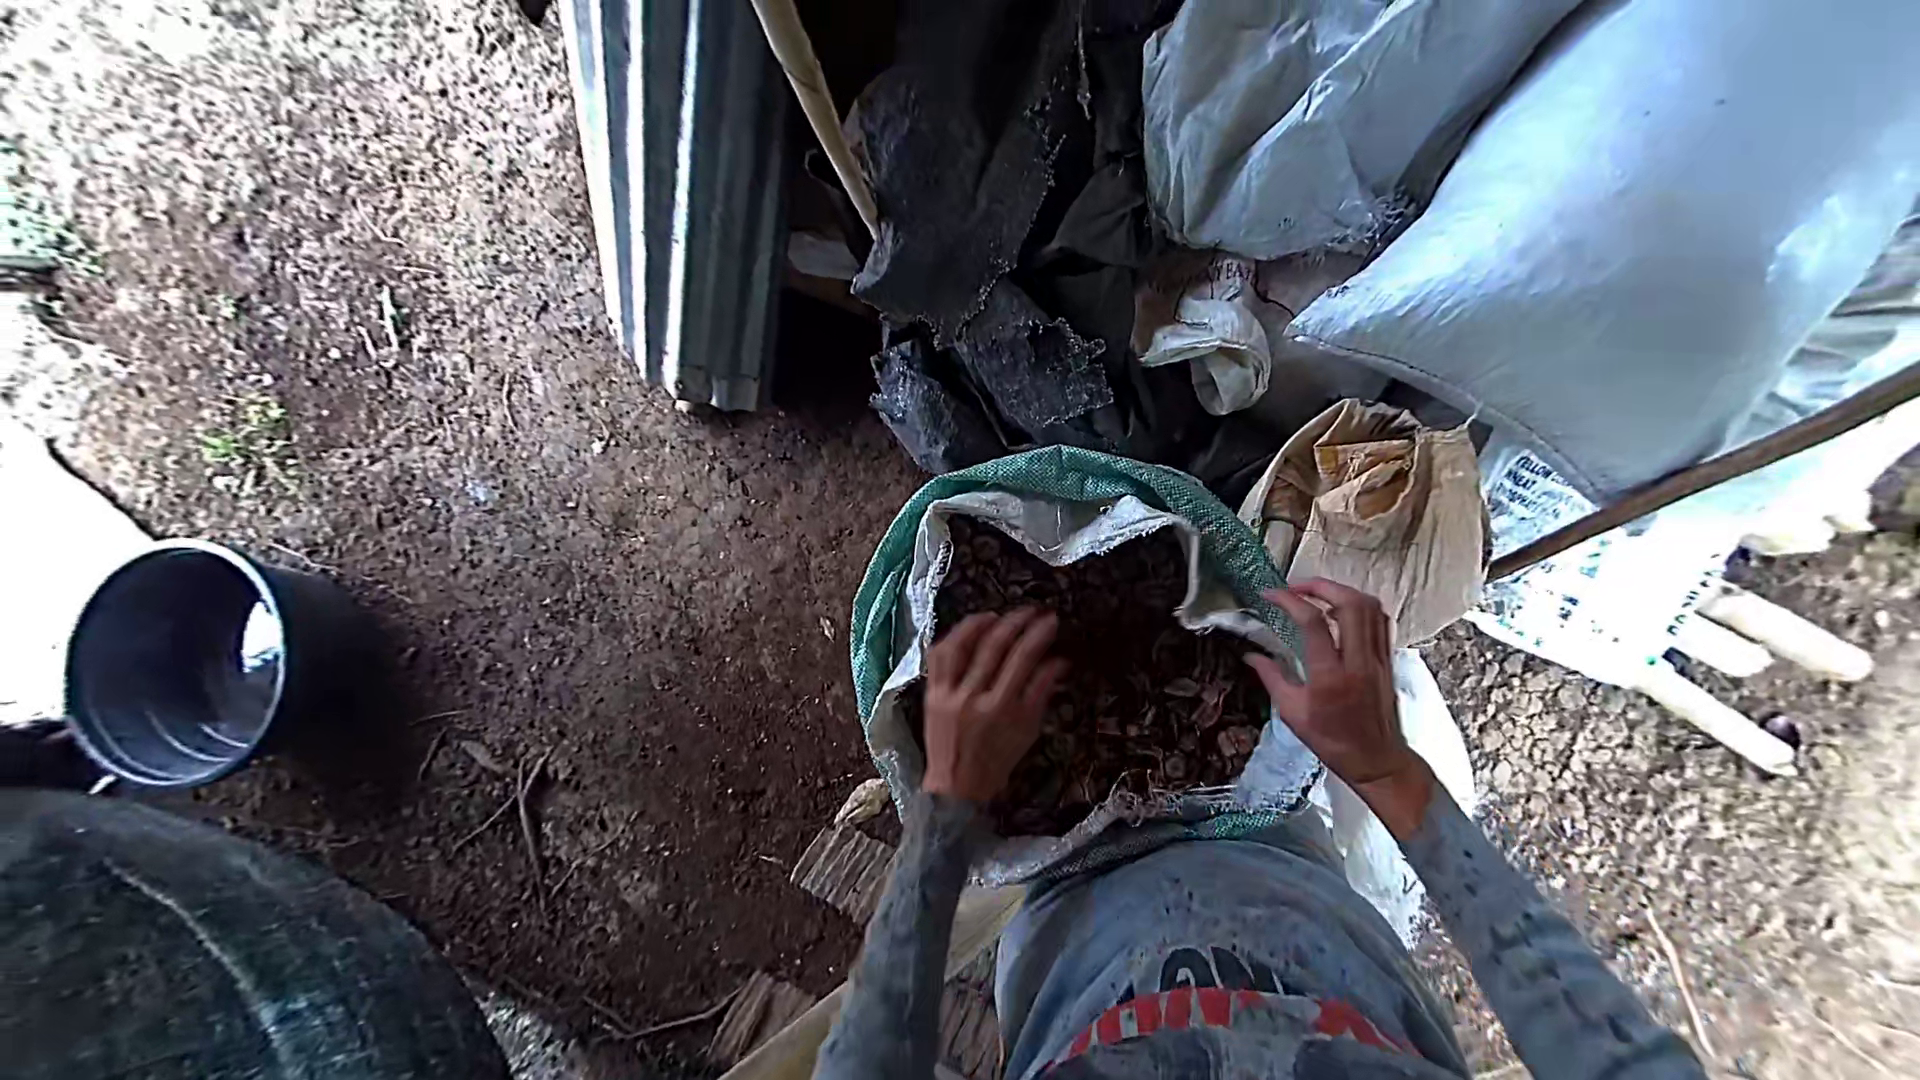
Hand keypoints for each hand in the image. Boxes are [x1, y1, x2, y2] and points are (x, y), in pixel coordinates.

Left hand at [922, 607, 1068, 804]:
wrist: (957, 787)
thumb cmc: (998, 761)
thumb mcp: (1028, 730)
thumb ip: (1041, 692)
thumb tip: (1059, 660)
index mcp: (1001, 709)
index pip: (1023, 659)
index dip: (1038, 634)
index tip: (1050, 620)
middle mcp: (972, 697)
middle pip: (995, 646)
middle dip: (1016, 622)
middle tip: (1031, 611)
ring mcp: (948, 694)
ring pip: (963, 645)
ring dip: (982, 623)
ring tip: (999, 614)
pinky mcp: (931, 694)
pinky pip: (939, 656)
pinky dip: (953, 637)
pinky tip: (968, 628)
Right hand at [1243, 579, 1433, 839]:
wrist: (1378, 761)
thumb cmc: (1330, 740)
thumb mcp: (1291, 712)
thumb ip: (1271, 677)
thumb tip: (1250, 654)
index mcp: (1330, 676)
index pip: (1313, 623)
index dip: (1289, 600)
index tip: (1269, 595)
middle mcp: (1359, 662)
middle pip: (1350, 604)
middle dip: (1320, 585)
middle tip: (1294, 586)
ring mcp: (1379, 659)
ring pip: (1369, 607)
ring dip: (1340, 591)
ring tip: (1314, 593)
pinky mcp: (1388, 660)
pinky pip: (1379, 620)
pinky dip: (1358, 605)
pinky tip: (1338, 609)